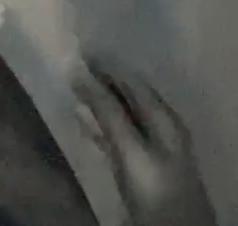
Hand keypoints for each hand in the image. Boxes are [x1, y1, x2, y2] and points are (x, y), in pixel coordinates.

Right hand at [73, 56, 218, 225]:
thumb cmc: (157, 189)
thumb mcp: (130, 149)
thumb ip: (107, 111)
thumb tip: (78, 70)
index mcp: (165, 116)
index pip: (131, 78)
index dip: (105, 63)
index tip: (77, 48)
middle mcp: (162, 126)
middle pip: (128, 94)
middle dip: (102, 79)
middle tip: (72, 65)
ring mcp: (154, 148)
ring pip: (122, 114)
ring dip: (99, 102)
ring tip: (73, 89)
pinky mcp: (143, 168)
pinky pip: (118, 135)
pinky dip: (101, 124)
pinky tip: (83, 121)